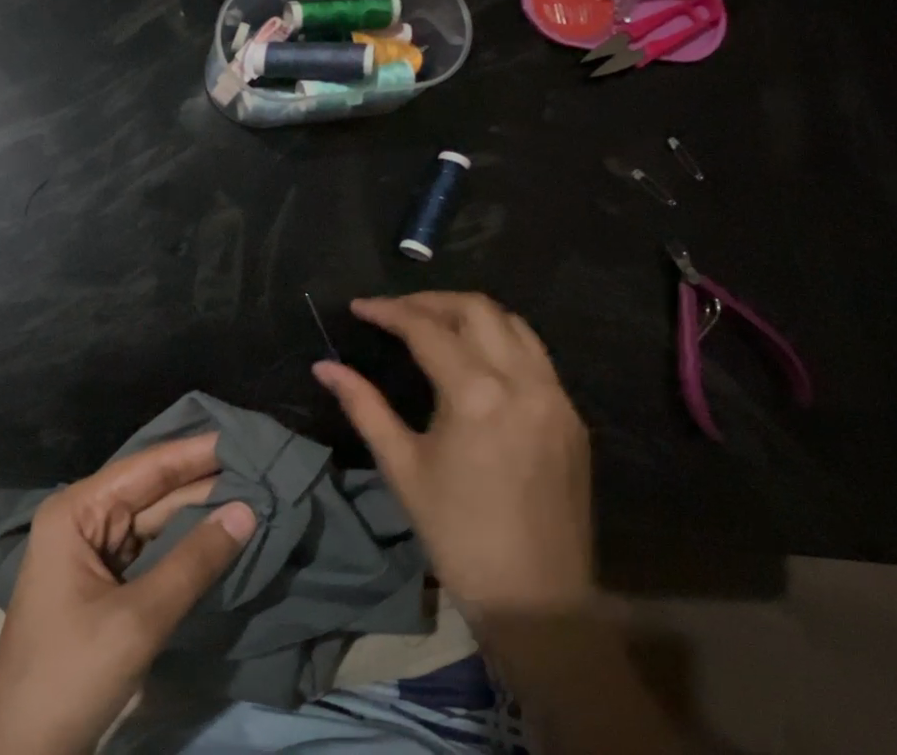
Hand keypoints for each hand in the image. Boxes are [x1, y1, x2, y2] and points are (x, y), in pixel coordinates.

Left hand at [0, 434, 256, 754]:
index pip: (146, 468)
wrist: (26, 745)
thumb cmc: (72, 670)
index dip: (197, 452)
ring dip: (200, 512)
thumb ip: (195, 561)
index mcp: (76, 512)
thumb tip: (248, 510)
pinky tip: (224, 534)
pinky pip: (152, 550)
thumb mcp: (139, 616)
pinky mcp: (106, 583)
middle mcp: (83, 520)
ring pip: (156, 521)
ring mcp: (93, 552)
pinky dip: (187, 543)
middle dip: (205, 482)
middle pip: (152, 491)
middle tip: (264, 468)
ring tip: (257, 494)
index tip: (246, 434)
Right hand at [312, 293, 592, 616]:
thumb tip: (324, 367)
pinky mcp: (572, 416)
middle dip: (430, 301)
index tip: (359, 307)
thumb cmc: (456, 534)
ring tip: (431, 324)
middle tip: (393, 312)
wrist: (535, 594)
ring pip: (514, 325)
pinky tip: (475, 359)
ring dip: (470, 315)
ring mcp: (556, 396)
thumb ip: (364, 406)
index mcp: (477, 394)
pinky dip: (501, 341)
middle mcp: (524, 382)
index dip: (389, 311)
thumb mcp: (401, 467)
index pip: (427, 329)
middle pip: (477, 310)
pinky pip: (536, 356)